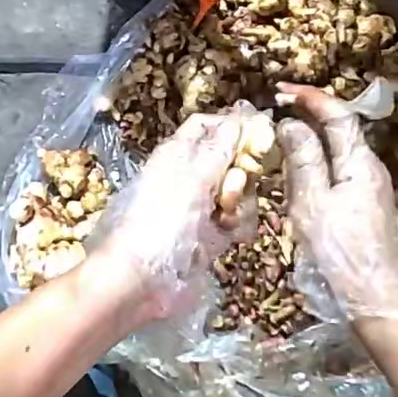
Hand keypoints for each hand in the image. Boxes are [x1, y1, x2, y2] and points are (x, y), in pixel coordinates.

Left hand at [85, 111, 245, 322]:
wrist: (140, 280)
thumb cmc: (160, 221)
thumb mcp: (191, 178)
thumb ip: (219, 148)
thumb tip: (240, 116)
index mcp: (176, 153)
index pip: (206, 126)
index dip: (231, 124)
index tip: (258, 130)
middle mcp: (189, 176)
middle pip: (228, 158)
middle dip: (241, 167)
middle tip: (237, 180)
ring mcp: (200, 207)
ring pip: (237, 190)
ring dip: (240, 199)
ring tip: (226, 214)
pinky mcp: (210, 236)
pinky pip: (237, 220)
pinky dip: (238, 224)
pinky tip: (230, 233)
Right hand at [277, 83, 397, 328]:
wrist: (374, 296)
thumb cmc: (340, 248)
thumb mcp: (312, 201)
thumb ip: (302, 158)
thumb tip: (291, 123)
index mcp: (359, 161)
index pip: (338, 115)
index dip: (311, 97)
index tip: (281, 90)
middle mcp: (367, 167)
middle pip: (337, 129)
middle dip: (306, 116)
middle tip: (273, 113)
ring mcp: (366, 186)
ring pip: (333, 151)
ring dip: (306, 142)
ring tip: (277, 144)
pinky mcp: (360, 203)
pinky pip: (333, 171)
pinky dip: (310, 165)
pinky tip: (293, 178)